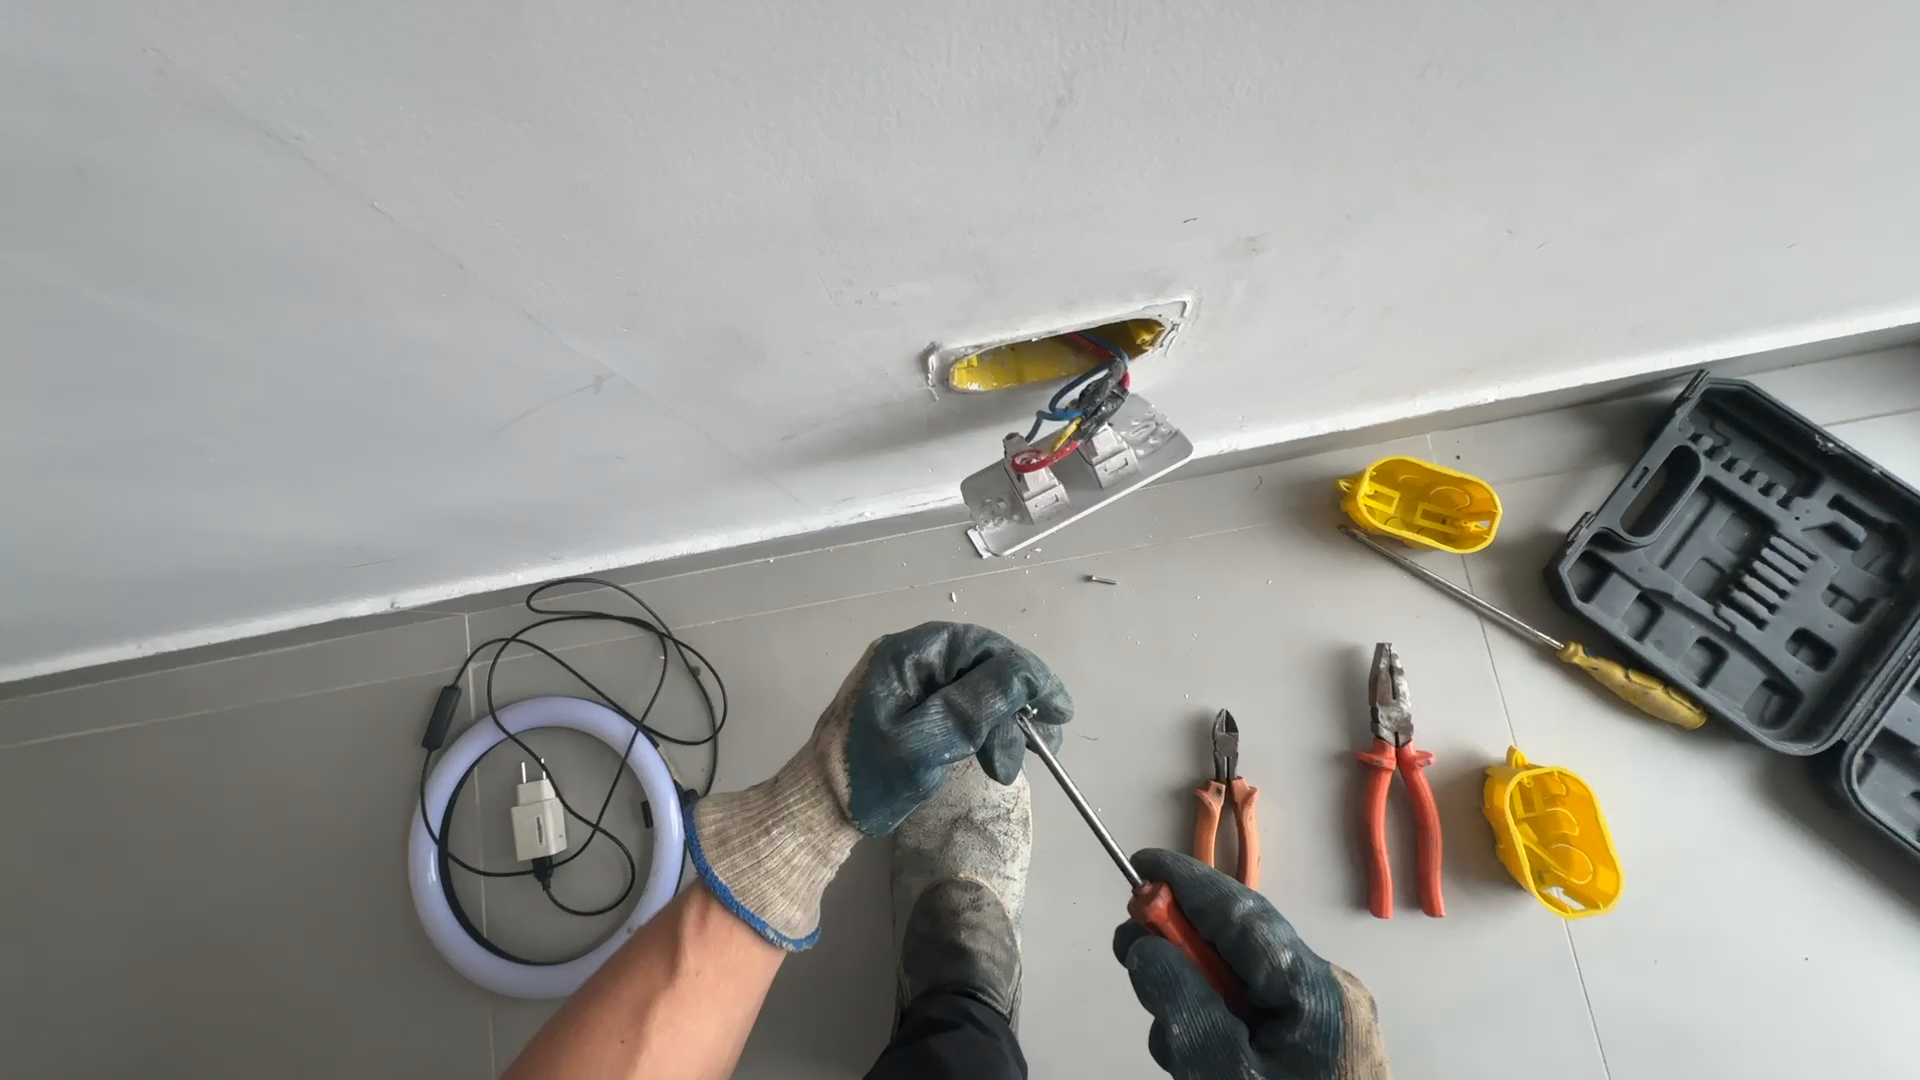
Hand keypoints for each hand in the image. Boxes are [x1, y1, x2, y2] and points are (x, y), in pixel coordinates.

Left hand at [689, 622, 1070, 948]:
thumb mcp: (930, 742)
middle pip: (982, 666)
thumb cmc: (869, 778)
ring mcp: (909, 680)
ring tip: (1008, 766)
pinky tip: (990, 755)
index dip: (1027, 676)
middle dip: (1015, 706)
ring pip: (974, 688)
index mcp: (910, 652)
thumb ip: (979, 703)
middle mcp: (911, 656)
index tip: (1059, 710)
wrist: (816, 811)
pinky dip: (980, 728)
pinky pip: (958, 705)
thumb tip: (1027, 674)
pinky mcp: (909, 706)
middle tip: (1040, 747)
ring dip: (1000, 723)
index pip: (984, 647)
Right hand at [1112, 850, 1390, 1079]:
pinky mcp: (1314, 1041)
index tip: (1139, 864)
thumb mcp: (1223, 1076)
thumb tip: (1142, 945)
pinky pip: (1251, 1003)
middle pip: (1238, 938)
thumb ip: (1181, 1004)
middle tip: (1131, 948)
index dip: (1186, 881)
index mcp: (1317, 993)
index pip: (1240, 912)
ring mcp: (1324, 1018)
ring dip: (1193, 985)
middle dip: (1180, 938)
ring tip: (1170, 1032)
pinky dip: (1214, 1013)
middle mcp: (1328, 992)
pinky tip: (1199, 1052)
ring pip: (1240, 971)